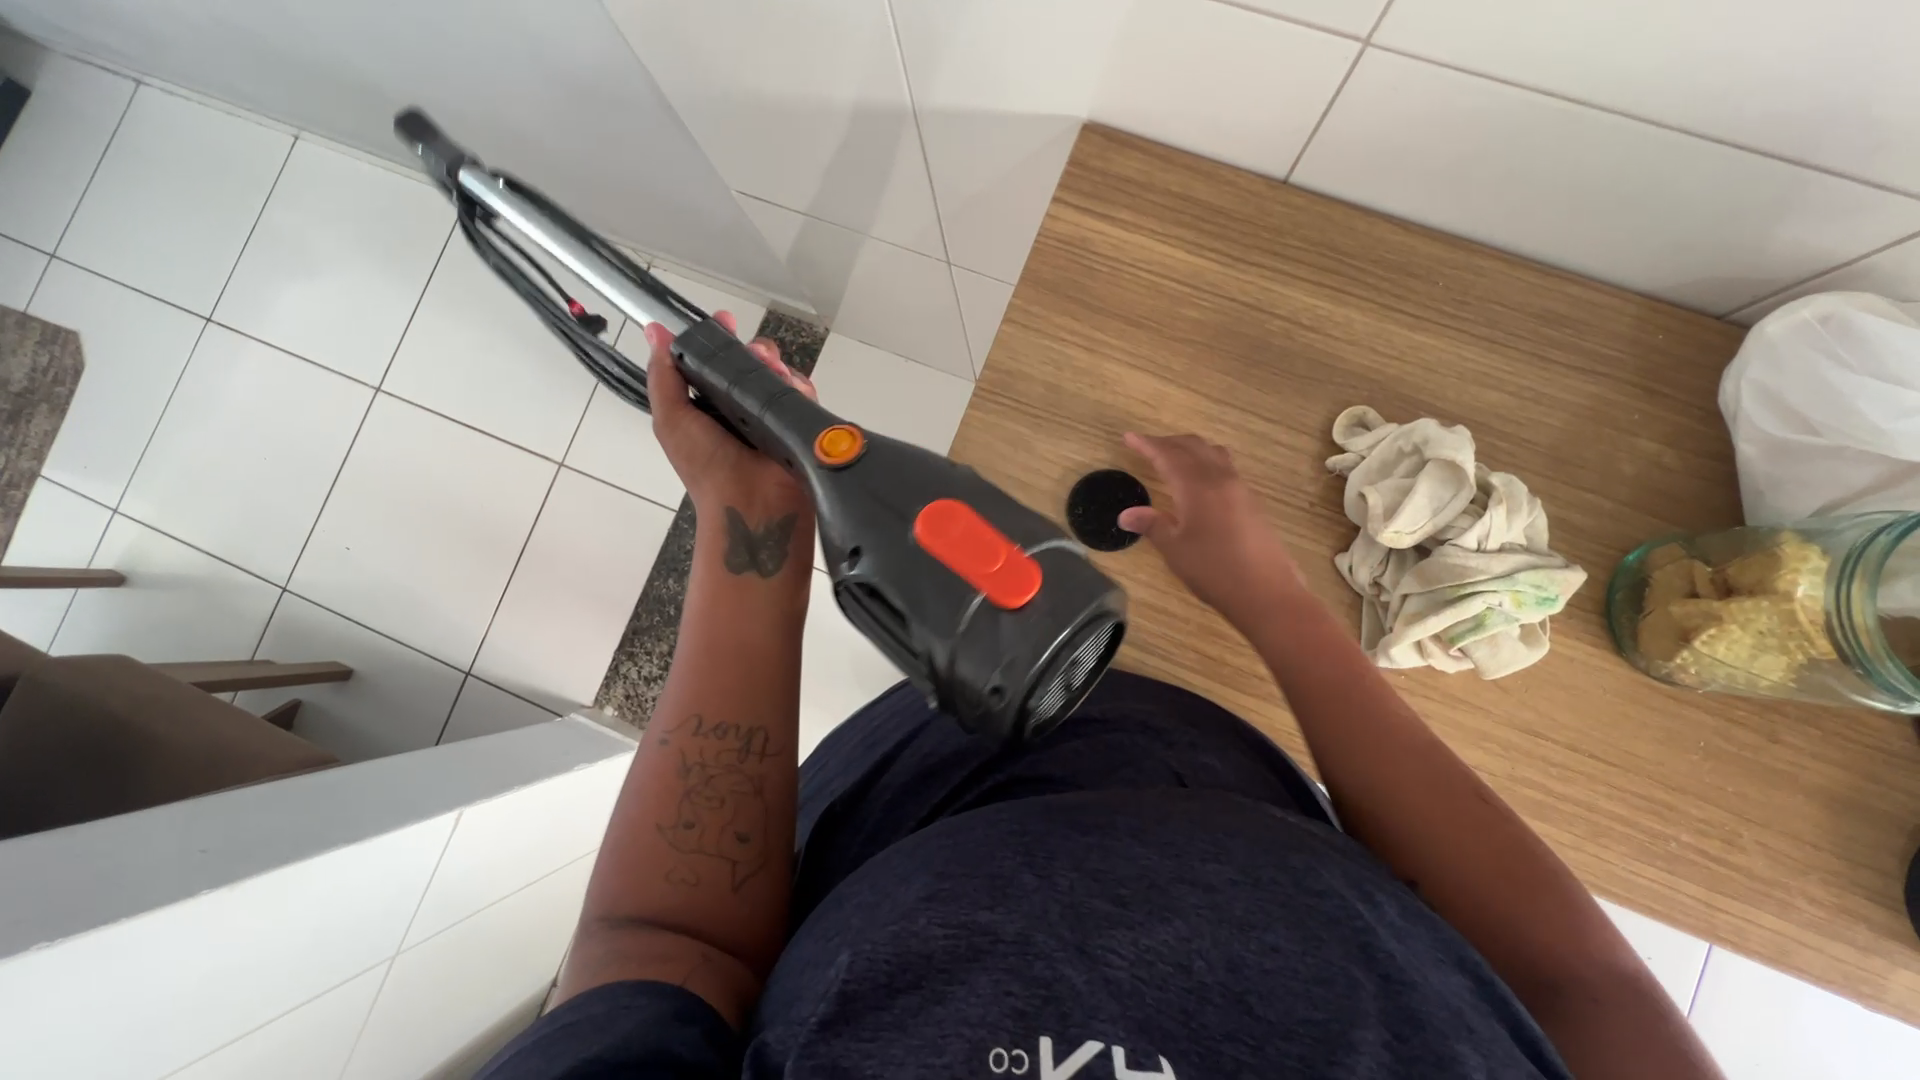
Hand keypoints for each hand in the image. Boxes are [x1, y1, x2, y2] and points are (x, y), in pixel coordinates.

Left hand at [643, 313, 815, 519]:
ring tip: (775, 375)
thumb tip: (653, 329)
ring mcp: (770, 416)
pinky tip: (792, 390)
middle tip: (758, 356)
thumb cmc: (707, 466)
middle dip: (754, 350)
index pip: (713, 361)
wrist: (753, 505)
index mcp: (705, 405)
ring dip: (777, 366)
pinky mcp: (797, 425)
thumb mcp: (671, 419)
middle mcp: (738, 408)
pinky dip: (799, 387)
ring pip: (778, 374)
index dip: (719, 338)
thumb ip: (663, 375)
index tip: (727, 321)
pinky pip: (802, 393)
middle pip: (750, 361)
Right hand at [1118, 432, 1303, 618]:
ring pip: (1213, 453)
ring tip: (1174, 457)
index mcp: (1197, 486)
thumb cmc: (1214, 571)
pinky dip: (1206, 462)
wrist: (1266, 592)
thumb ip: (1152, 525)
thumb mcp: (1175, 550)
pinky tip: (1200, 481)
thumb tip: (1126, 514)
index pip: (1168, 455)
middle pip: (1193, 446)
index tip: (1129, 437)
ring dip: (1190, 449)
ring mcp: (1241, 488)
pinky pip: (1225, 467)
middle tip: (1147, 446)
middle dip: (1168, 442)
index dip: (1147, 444)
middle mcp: (1221, 479)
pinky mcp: (1252, 502)